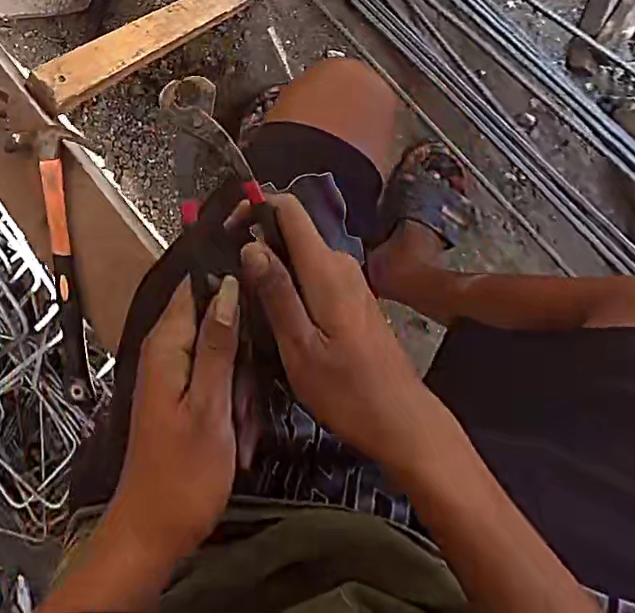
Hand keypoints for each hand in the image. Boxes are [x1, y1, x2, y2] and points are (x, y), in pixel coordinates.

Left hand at [105, 275, 241, 563]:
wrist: (155, 526)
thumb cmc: (182, 472)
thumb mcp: (210, 405)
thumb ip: (218, 345)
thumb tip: (226, 289)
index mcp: (165, 345)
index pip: (192, 289)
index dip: (226, 289)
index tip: (257, 305)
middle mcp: (164, 351)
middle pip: (214, 325)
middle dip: (240, 361)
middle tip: (245, 402)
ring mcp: (171, 373)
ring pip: (220, 359)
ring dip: (239, 392)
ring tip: (240, 429)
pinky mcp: (180, 395)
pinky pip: (214, 384)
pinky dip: (230, 409)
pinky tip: (236, 438)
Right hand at [236, 193, 440, 467]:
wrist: (407, 427)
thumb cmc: (349, 392)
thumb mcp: (299, 347)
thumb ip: (275, 292)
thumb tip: (250, 245)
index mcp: (325, 269)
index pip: (289, 208)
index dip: (254, 206)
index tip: (228, 230)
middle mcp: (339, 264)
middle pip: (290, 228)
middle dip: (255, 238)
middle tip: (227, 270)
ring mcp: (348, 280)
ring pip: (298, 251)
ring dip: (268, 261)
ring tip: (243, 291)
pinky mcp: (350, 297)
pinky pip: (309, 270)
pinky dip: (285, 277)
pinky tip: (272, 308)